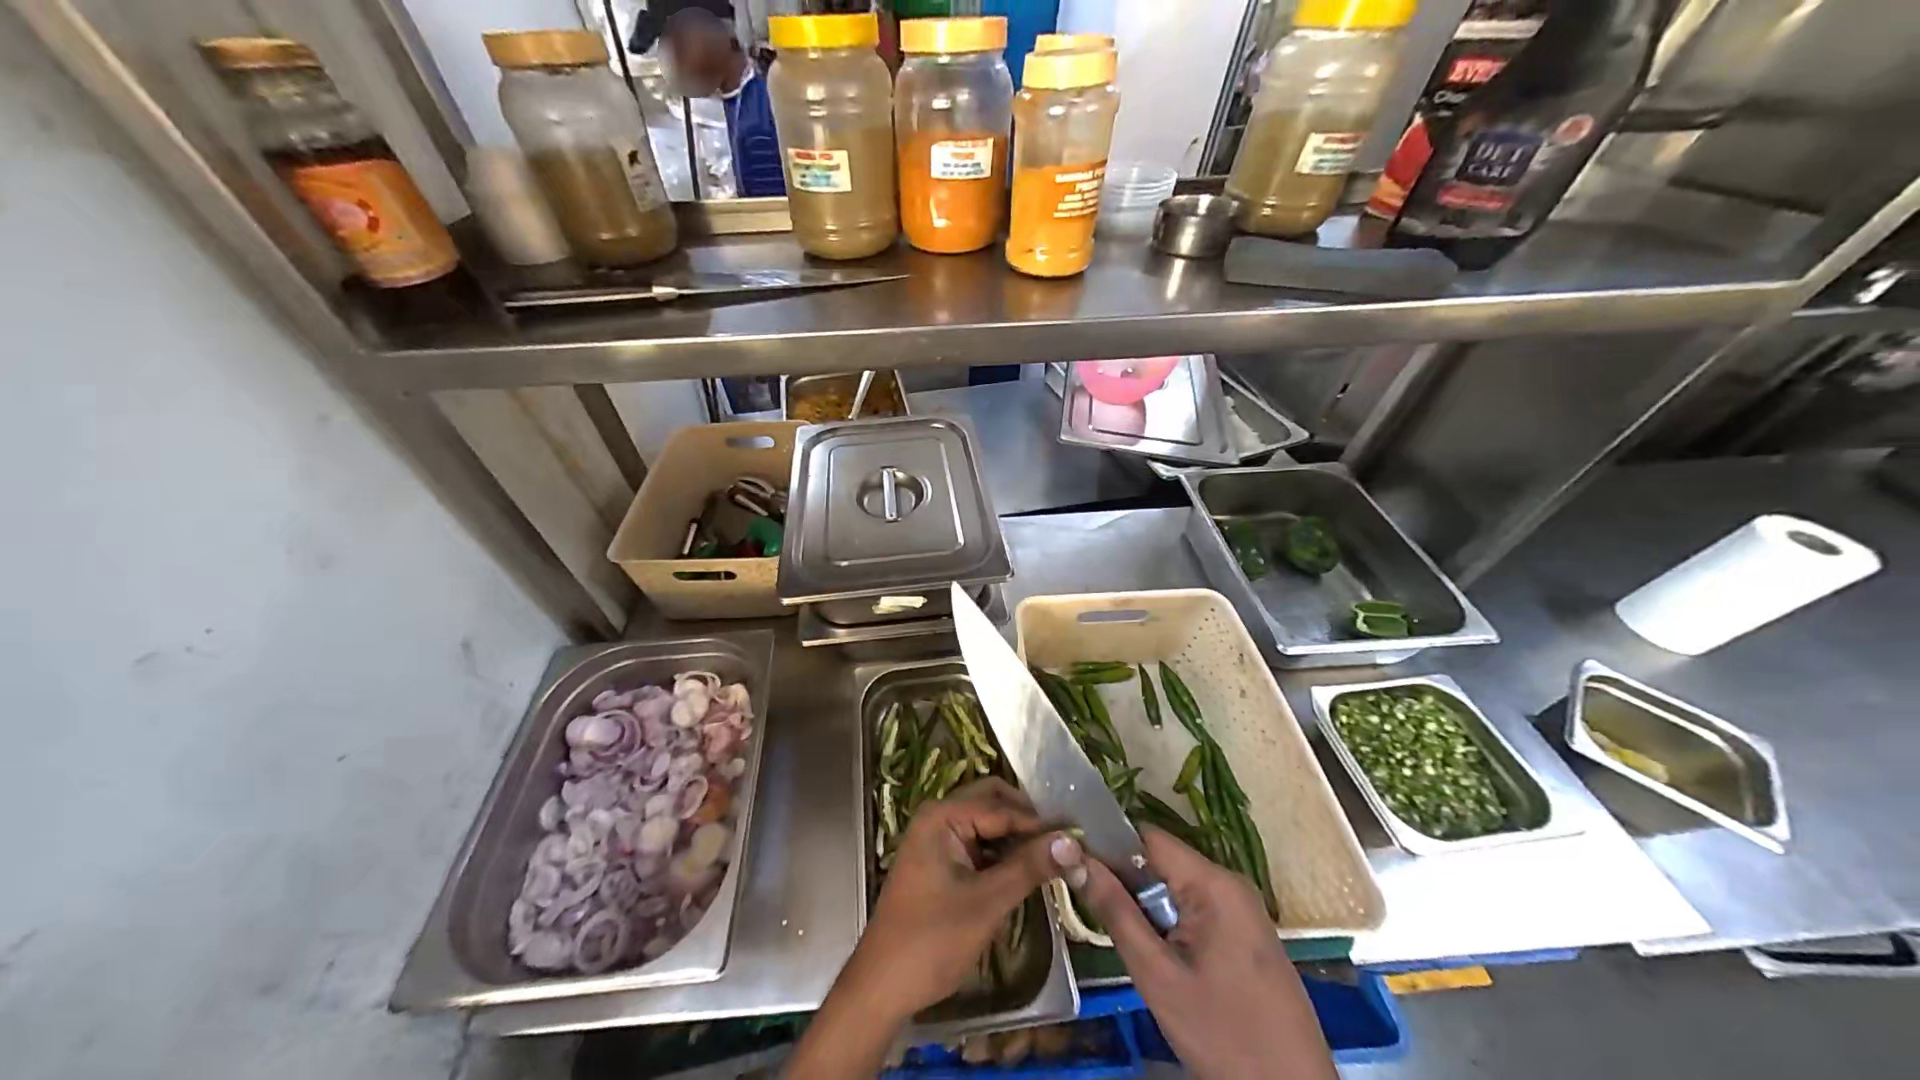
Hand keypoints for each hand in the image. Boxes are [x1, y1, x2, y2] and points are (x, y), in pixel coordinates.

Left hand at [786, 779, 1070, 1079]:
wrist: (882, 987)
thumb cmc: (931, 941)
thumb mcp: (987, 902)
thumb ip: (1029, 867)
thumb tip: (1072, 841)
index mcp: (942, 816)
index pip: (1003, 807)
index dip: (1042, 821)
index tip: (1080, 834)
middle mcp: (938, 818)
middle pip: (994, 805)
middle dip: (1029, 822)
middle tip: (1067, 843)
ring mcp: (938, 841)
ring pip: (989, 827)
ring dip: (1019, 840)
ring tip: (1058, 857)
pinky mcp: (942, 864)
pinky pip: (980, 847)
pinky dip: (1004, 856)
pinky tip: (1030, 872)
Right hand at [1064, 828, 1335, 1079]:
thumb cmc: (1223, 1033)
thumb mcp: (1157, 974)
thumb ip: (1114, 910)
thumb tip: (1070, 856)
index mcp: (1213, 882)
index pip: (1146, 837)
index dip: (1106, 845)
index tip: (1073, 866)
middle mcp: (1230, 882)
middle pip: (1160, 861)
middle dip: (1125, 883)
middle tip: (1096, 914)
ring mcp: (1241, 907)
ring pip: (1174, 886)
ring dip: (1145, 906)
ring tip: (1126, 941)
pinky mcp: (1244, 931)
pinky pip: (1193, 907)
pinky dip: (1168, 922)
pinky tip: (1159, 956)